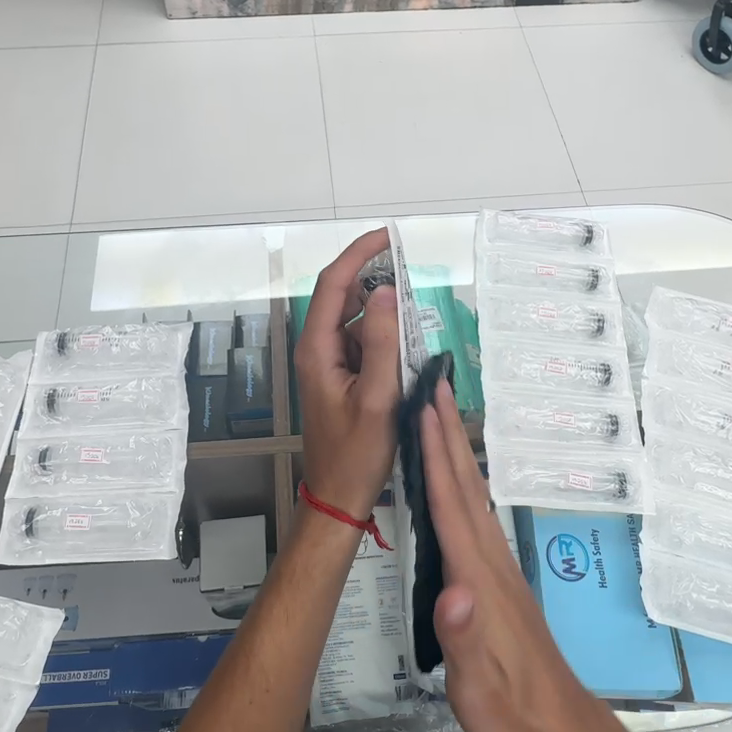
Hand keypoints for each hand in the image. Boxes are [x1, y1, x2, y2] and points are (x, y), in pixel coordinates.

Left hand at [293, 228, 401, 518]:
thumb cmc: (358, 452)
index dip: (358, 254)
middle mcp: (317, 347)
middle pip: (341, 295)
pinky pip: (360, 340)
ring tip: (414, 306)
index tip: (387, 236)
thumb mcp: (378, 397)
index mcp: (318, 348)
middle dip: (372, 275)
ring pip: (353, 318)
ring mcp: (327, 361)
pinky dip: (382, 333)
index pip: (334, 284)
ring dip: (380, 308)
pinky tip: (407, 341)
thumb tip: (386, 291)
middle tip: (410, 268)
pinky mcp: (339, 374)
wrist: (339, 496)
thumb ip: (382, 342)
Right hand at [421, 381, 627, 731]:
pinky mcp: (502, 580)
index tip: (422, 408)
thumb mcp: (480, 688)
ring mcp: (500, 568)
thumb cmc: (511, 709)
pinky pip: (476, 513)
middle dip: (448, 433)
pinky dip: (462, 482)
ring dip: (456, 450)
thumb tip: (453, 590)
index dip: (435, 454)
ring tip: (441, 415)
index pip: (452, 506)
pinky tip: (457, 482)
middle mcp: (492, 561)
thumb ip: (465, 639)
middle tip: (435, 384)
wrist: (559, 728)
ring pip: (474, 495)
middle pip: (466, 485)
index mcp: (478, 579)